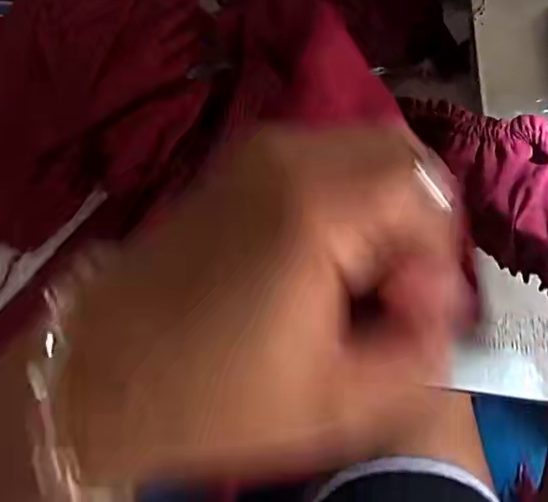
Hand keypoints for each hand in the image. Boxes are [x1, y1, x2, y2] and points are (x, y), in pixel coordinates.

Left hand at [51, 124, 467, 481]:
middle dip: (423, 216)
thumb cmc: (214, 394)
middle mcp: (295, 152)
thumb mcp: (335, 403)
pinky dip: (358, 187)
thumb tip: (445, 301)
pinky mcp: (252, 152)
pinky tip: (333, 245)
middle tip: (401, 283)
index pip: (425, 191)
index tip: (421, 305)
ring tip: (366, 268)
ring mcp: (269, 143)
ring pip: (373, 145)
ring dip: (392, 200)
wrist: (103, 368)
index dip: (440, 249)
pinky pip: (336, 149)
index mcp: (315, 205)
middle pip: (404, 152)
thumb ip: (419, 353)